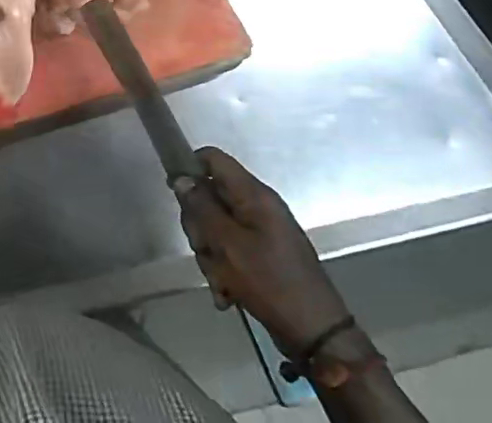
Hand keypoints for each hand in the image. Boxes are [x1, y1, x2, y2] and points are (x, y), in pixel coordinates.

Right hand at [180, 147, 351, 353]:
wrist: (316, 333)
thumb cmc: (271, 281)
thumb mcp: (228, 243)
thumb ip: (202, 208)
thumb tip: (182, 179)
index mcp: (254, 195)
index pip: (214, 159)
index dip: (190, 168)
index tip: (175, 194)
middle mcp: (258, 207)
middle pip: (211, 196)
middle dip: (200, 225)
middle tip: (203, 248)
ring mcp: (262, 232)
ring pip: (217, 227)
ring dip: (211, 253)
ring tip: (219, 280)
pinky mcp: (264, 255)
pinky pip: (231, 250)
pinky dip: (224, 269)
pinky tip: (226, 292)